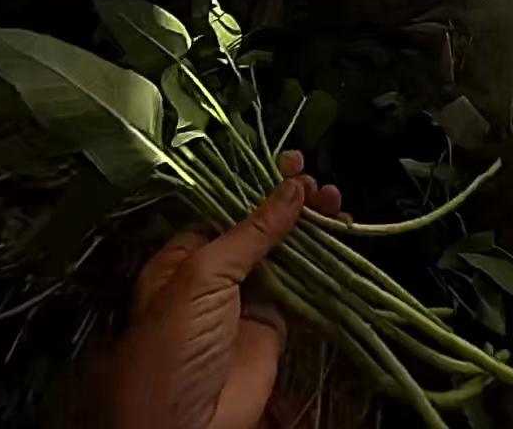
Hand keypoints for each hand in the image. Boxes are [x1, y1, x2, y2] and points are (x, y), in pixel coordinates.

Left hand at [96, 152, 342, 428]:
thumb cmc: (173, 348)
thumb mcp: (204, 275)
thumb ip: (253, 230)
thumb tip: (290, 189)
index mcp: (188, 255)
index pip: (230, 205)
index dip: (260, 182)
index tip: (289, 163)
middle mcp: (218, 271)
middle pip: (262, 223)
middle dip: (290, 199)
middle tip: (314, 181)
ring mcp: (248, 295)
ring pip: (286, 247)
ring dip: (310, 221)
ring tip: (332, 199)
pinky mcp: (275, 320)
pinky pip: (304, 280)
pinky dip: (324, 256)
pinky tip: (339, 231)